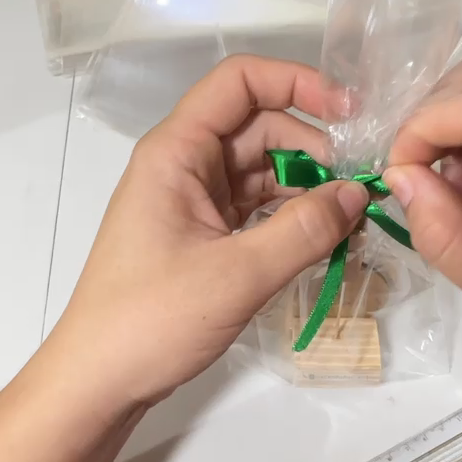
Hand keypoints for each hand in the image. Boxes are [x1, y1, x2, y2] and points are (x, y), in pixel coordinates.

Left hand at [40, 56, 368, 407]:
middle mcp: (182, 166)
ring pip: (259, 171)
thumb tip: (358, 195)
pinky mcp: (199, 237)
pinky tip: (323, 239)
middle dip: (313, 146)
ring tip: (353, 218)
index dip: (298, 83)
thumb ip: (304, 230)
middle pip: (257, 127)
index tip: (351, 115)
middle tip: (362, 185)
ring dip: (306, 186)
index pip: (239, 82)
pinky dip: (288, 218)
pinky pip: (252, 209)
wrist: (98, 379)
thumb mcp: (238, 274)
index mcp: (176, 152)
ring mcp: (189, 202)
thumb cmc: (153, 319)